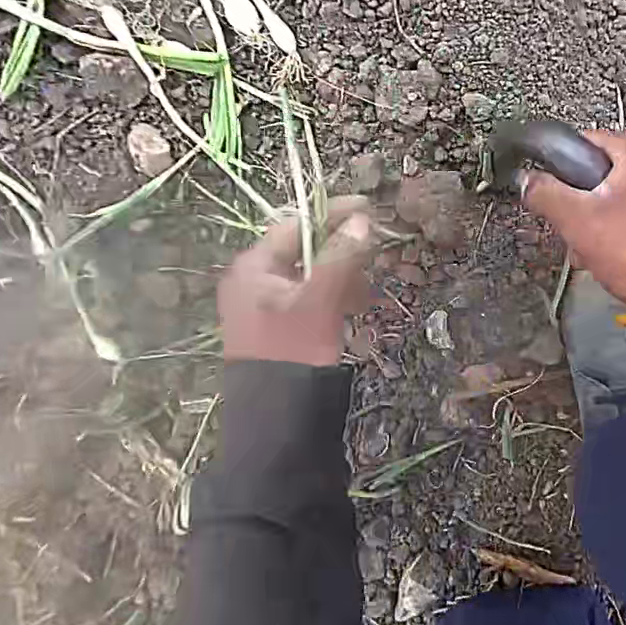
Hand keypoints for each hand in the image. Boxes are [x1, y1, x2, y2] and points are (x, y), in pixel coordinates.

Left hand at [217, 197, 373, 366]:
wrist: (278, 416)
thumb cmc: (294, 351)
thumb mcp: (321, 300)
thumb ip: (341, 256)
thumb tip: (361, 220)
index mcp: (254, 267)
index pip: (296, 225)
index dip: (332, 214)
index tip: (367, 208)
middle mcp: (254, 279)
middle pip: (304, 249)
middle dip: (341, 252)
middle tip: (371, 257)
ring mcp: (263, 303)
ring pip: (310, 274)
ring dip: (341, 276)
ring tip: (363, 294)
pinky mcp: (277, 324)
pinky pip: (308, 296)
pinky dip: (332, 296)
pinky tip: (353, 307)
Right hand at [519, 130, 625, 327]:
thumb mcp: (581, 222)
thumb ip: (546, 194)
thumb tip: (526, 179)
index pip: (580, 145)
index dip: (560, 176)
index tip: (555, 207)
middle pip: (595, 175)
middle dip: (578, 208)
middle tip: (578, 237)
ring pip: (611, 198)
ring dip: (594, 226)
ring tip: (593, 253)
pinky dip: (617, 233)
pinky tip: (613, 259)